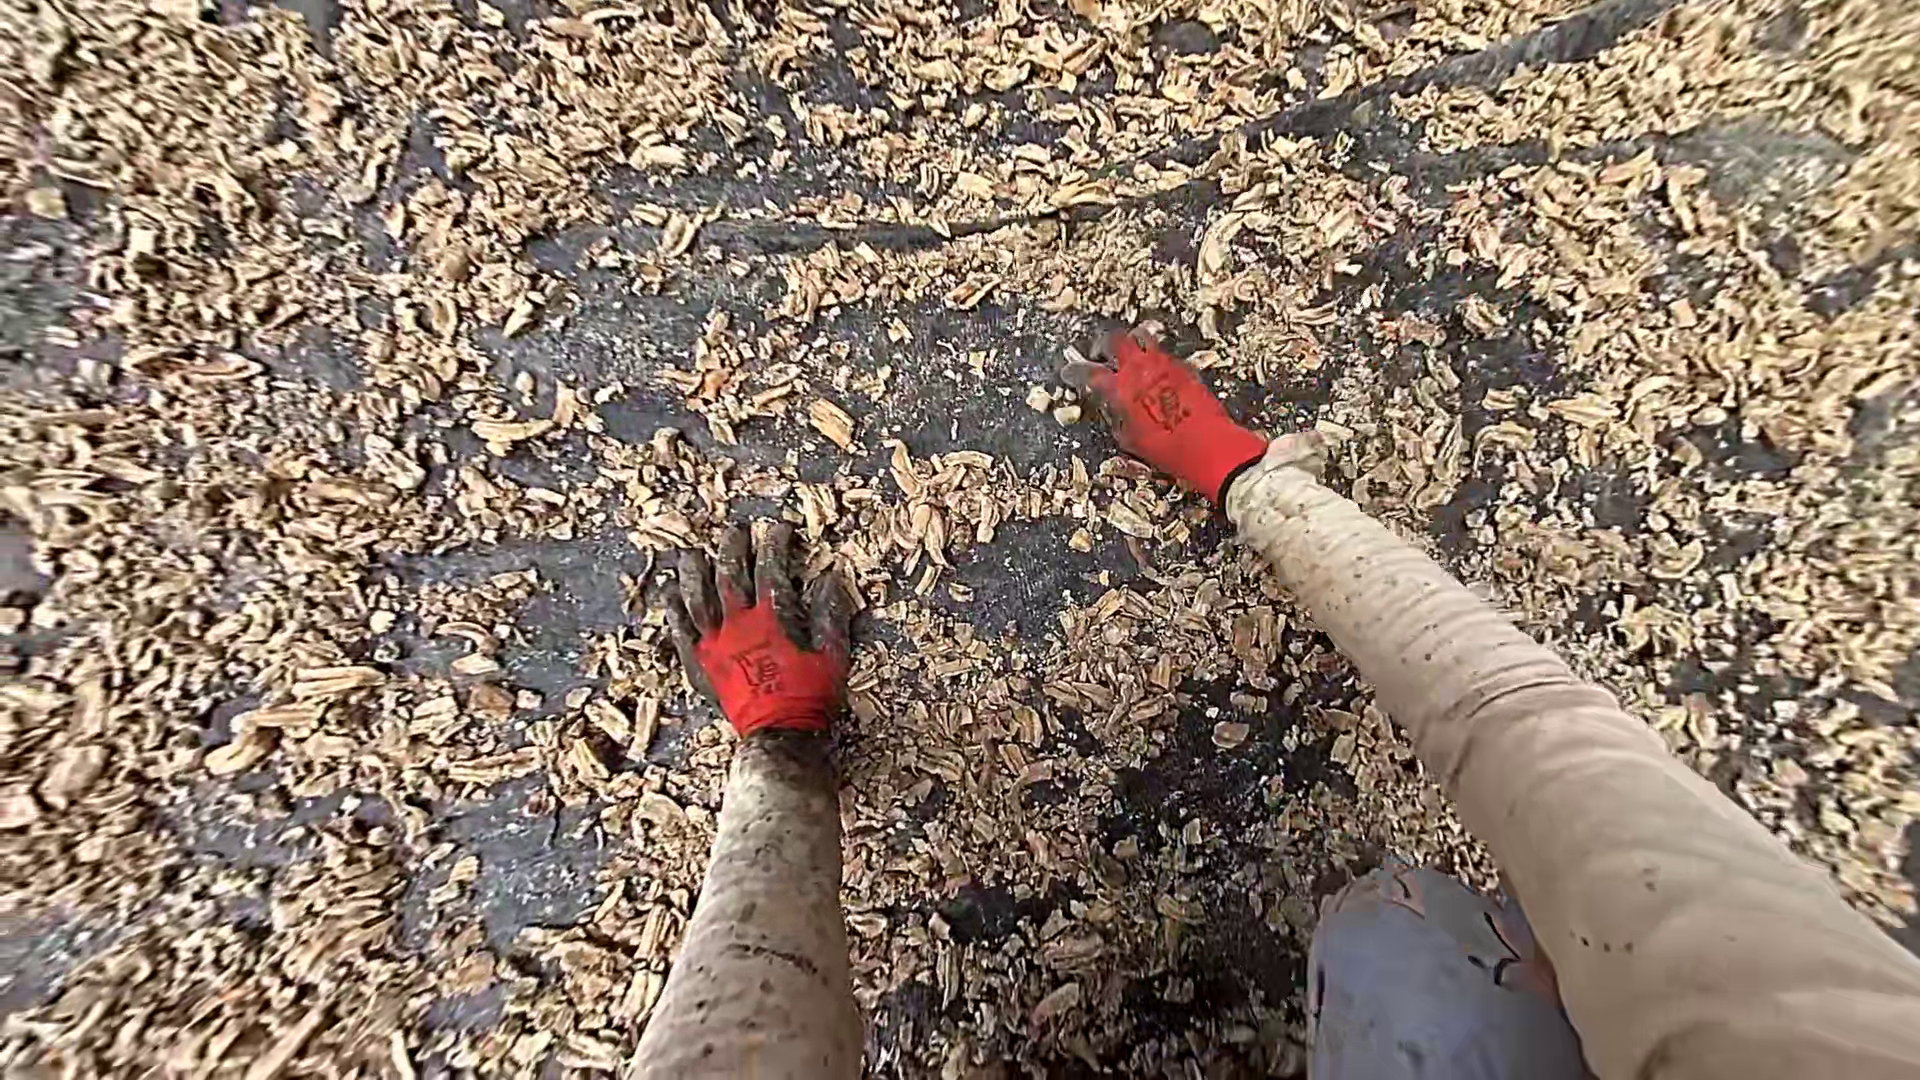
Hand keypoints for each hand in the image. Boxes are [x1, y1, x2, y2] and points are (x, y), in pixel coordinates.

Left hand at [665, 523, 851, 737]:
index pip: (772, 567)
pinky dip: (674, 611)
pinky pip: (680, 631)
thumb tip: (830, 575)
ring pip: (697, 597)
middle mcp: (739, 623)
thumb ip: (830, 610)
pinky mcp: (699, 664)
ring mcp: (714, 643)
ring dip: (694, 572)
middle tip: (735, 530)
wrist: (780, 733)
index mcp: (773, 616)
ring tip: (692, 553)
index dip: (776, 543)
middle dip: (733, 548)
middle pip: (730, 574)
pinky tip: (670, 595)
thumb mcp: (833, 650)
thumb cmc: (811, 692)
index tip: (779, 528)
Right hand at [1062, 327, 1267, 503]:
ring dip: (1130, 344)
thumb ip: (1117, 416)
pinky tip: (1153, 372)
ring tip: (1127, 355)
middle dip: (1102, 345)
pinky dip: (1153, 358)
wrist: (1210, 446)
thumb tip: (1113, 407)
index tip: (1069, 372)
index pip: (1088, 373)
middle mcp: (1141, 370)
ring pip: (1142, 338)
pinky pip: (1163, 353)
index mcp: (1121, 389)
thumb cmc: (1168, 450)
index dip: (1074, 371)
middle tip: (1097, 354)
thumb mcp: (1130, 439)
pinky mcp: (1184, 367)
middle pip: (1115, 340)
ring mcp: (1164, 364)